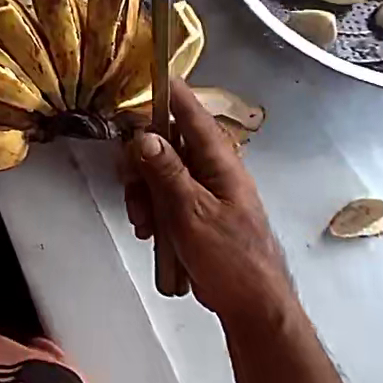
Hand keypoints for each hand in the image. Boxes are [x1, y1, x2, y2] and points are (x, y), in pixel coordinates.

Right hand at [121, 82, 295, 332]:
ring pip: (160, 172)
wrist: (252, 305)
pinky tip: (149, 232)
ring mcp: (202, 189)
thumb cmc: (229, 256)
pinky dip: (151, 209)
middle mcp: (210, 167)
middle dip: (141, 163)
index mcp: (218, 159)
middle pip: (166, 143)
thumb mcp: (191, 213)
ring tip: (144, 224)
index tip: (142, 77)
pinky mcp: (194, 211)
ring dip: (143, 193)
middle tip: (130, 186)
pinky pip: (164, 196)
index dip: (167, 92)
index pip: (190, 112)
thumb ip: (166, 172)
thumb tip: (143, 134)